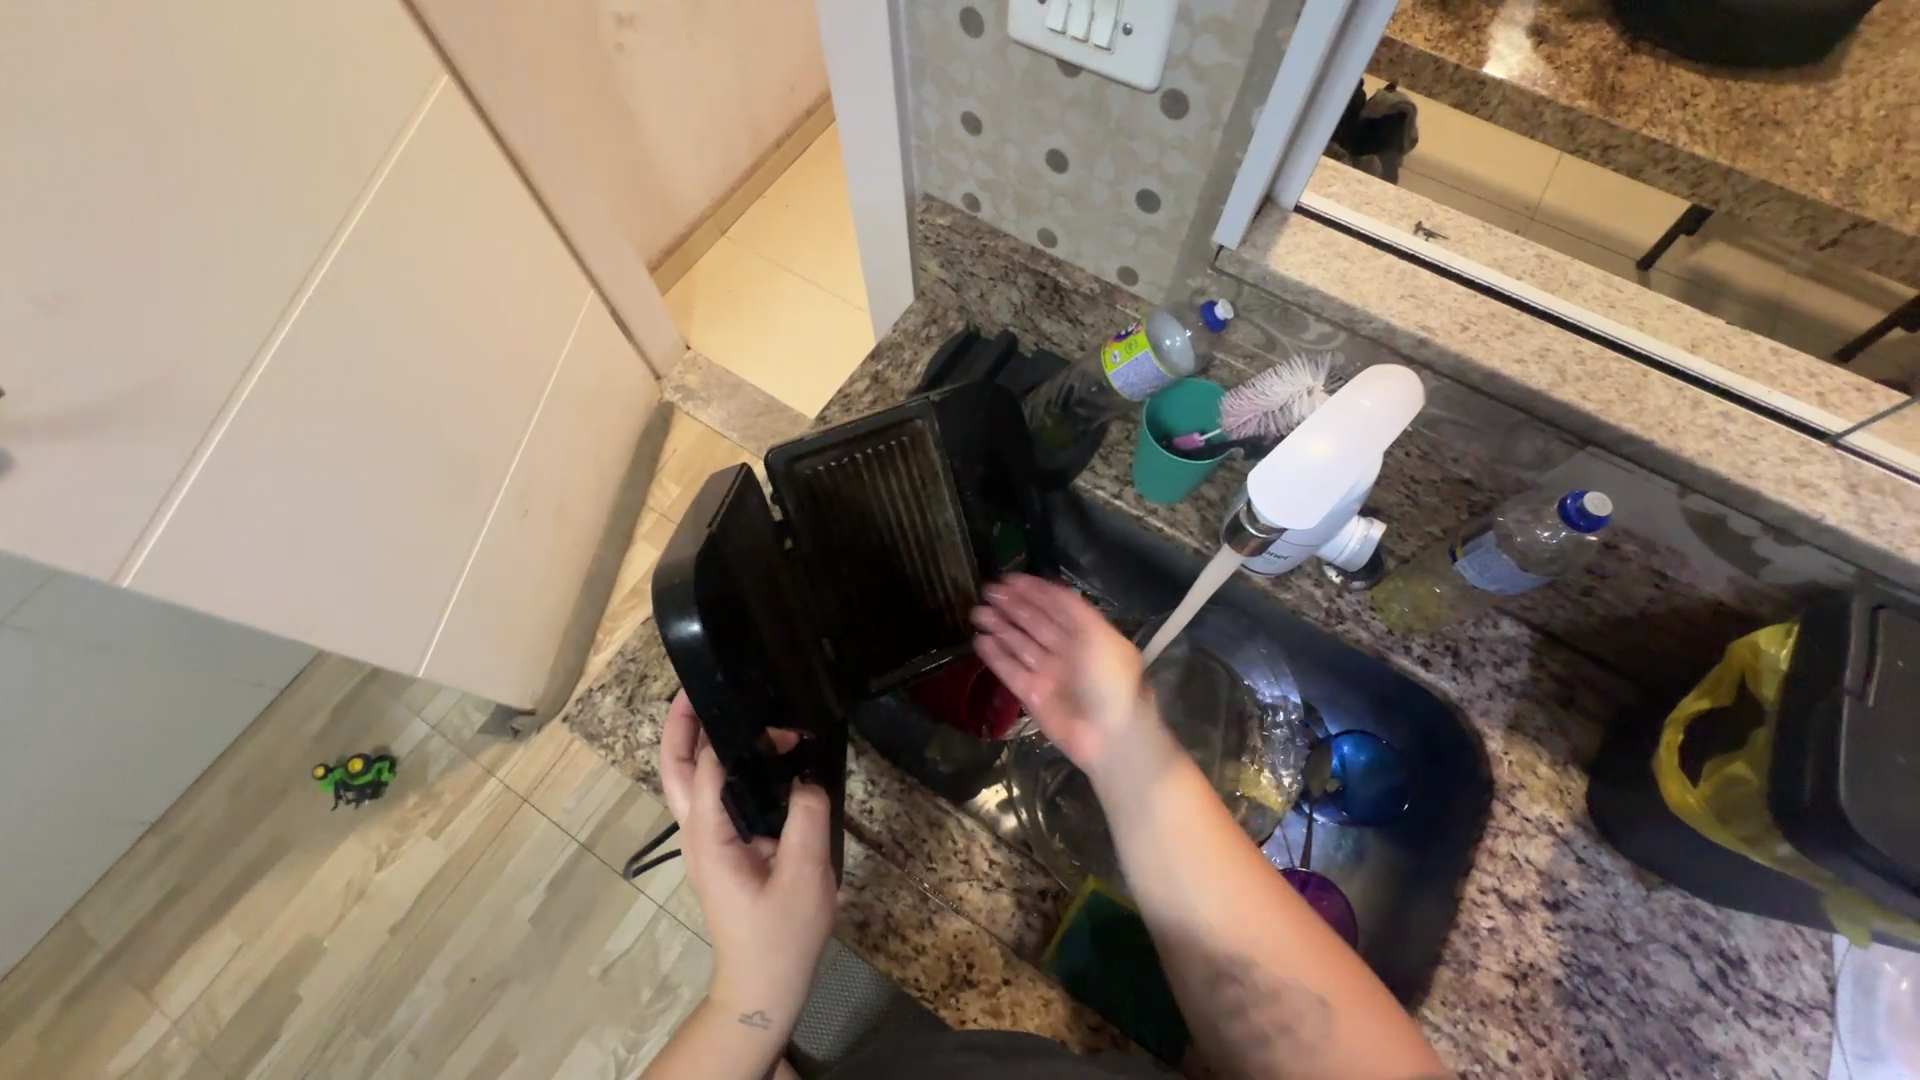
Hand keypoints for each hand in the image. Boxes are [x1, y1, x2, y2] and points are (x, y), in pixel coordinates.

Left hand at [659, 691, 836, 1034]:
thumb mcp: (804, 876)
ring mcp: (708, 841)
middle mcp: (699, 834)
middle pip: (674, 770)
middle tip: (697, 688)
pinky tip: (752, 754)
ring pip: (687, 781)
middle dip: (680, 726)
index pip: (707, 770)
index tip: (770, 717)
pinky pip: (713, 795)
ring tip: (723, 708)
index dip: (735, 736)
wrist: (763, 984)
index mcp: (710, 838)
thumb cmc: (780, 935)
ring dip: (696, 742)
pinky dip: (720, 764)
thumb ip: (807, 818)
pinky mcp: (724, 847)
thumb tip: (808, 779)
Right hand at [970, 574, 1175, 789]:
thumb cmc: (1109, 679)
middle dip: (1012, 606)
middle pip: (1034, 622)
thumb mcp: (1098, 634)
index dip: (1033, 591)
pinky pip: (1010, 670)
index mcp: (1086, 634)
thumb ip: (1071, 608)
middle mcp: (1066, 650)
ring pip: (1019, 644)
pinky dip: (995, 655)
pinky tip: (980, 640)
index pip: (1056, 606)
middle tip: (986, 591)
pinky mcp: (1032, 695)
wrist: (1110, 735)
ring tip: (977, 612)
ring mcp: (1048, 673)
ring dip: (1000, 627)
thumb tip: (1046, 587)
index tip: (1008, 578)